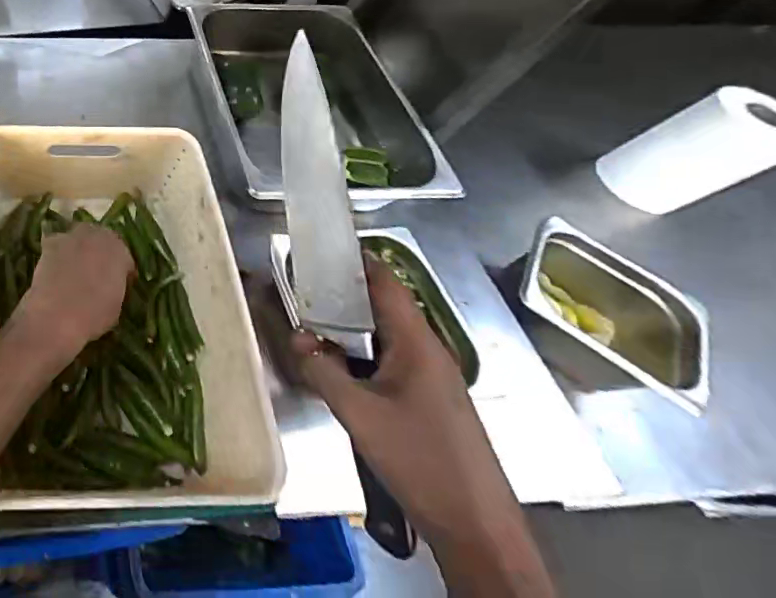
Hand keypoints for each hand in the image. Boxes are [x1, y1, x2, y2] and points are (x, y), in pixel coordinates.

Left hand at [10, 224, 132, 363]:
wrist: (57, 315)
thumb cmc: (93, 315)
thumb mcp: (116, 305)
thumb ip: (115, 287)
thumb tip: (108, 287)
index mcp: (120, 251)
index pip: (124, 259)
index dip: (121, 272)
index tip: (118, 285)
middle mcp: (98, 236)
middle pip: (101, 240)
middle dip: (100, 253)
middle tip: (96, 273)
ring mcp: (73, 237)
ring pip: (79, 238)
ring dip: (79, 249)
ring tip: (74, 270)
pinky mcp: (50, 243)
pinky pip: (57, 244)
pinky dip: (57, 253)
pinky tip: (55, 269)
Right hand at [289, 253, 552, 595]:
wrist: (478, 528)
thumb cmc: (420, 461)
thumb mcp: (359, 414)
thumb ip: (324, 370)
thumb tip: (298, 337)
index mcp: (417, 343)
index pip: (387, 283)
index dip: (356, 260)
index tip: (322, 248)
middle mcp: (429, 351)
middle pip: (385, 307)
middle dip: (345, 296)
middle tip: (303, 288)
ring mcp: (434, 377)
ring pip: (387, 337)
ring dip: (352, 329)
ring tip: (313, 324)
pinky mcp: (432, 401)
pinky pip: (393, 362)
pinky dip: (365, 355)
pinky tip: (341, 368)